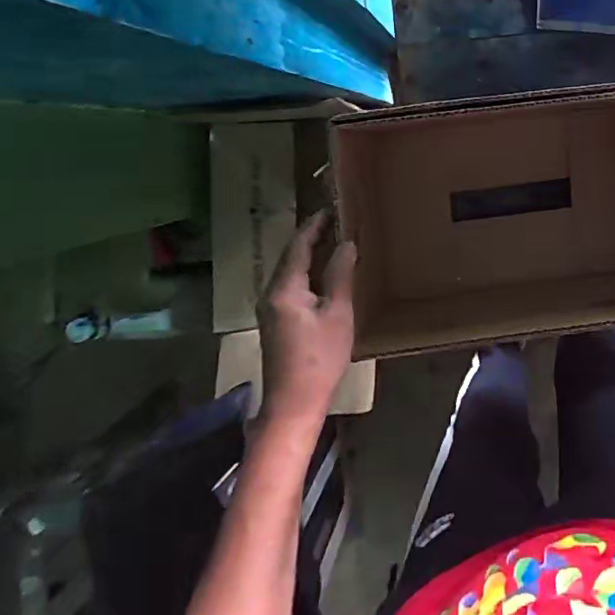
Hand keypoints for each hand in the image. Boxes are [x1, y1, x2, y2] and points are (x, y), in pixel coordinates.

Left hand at [256, 211, 356, 426]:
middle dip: (309, 238)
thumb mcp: (337, 315)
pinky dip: (303, 273)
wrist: (292, 404)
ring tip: (328, 242)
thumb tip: (346, 244)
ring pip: (287, 271)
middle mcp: (270, 292)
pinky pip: (287, 285)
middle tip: (331, 222)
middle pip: (289, 256)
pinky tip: (318, 275)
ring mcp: (268, 308)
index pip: (298, 246)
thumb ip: (340, 276)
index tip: (328, 210)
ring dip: (306, 255)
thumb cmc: (319, 359)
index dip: (313, 226)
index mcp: (284, 287)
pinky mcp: (272, 321)